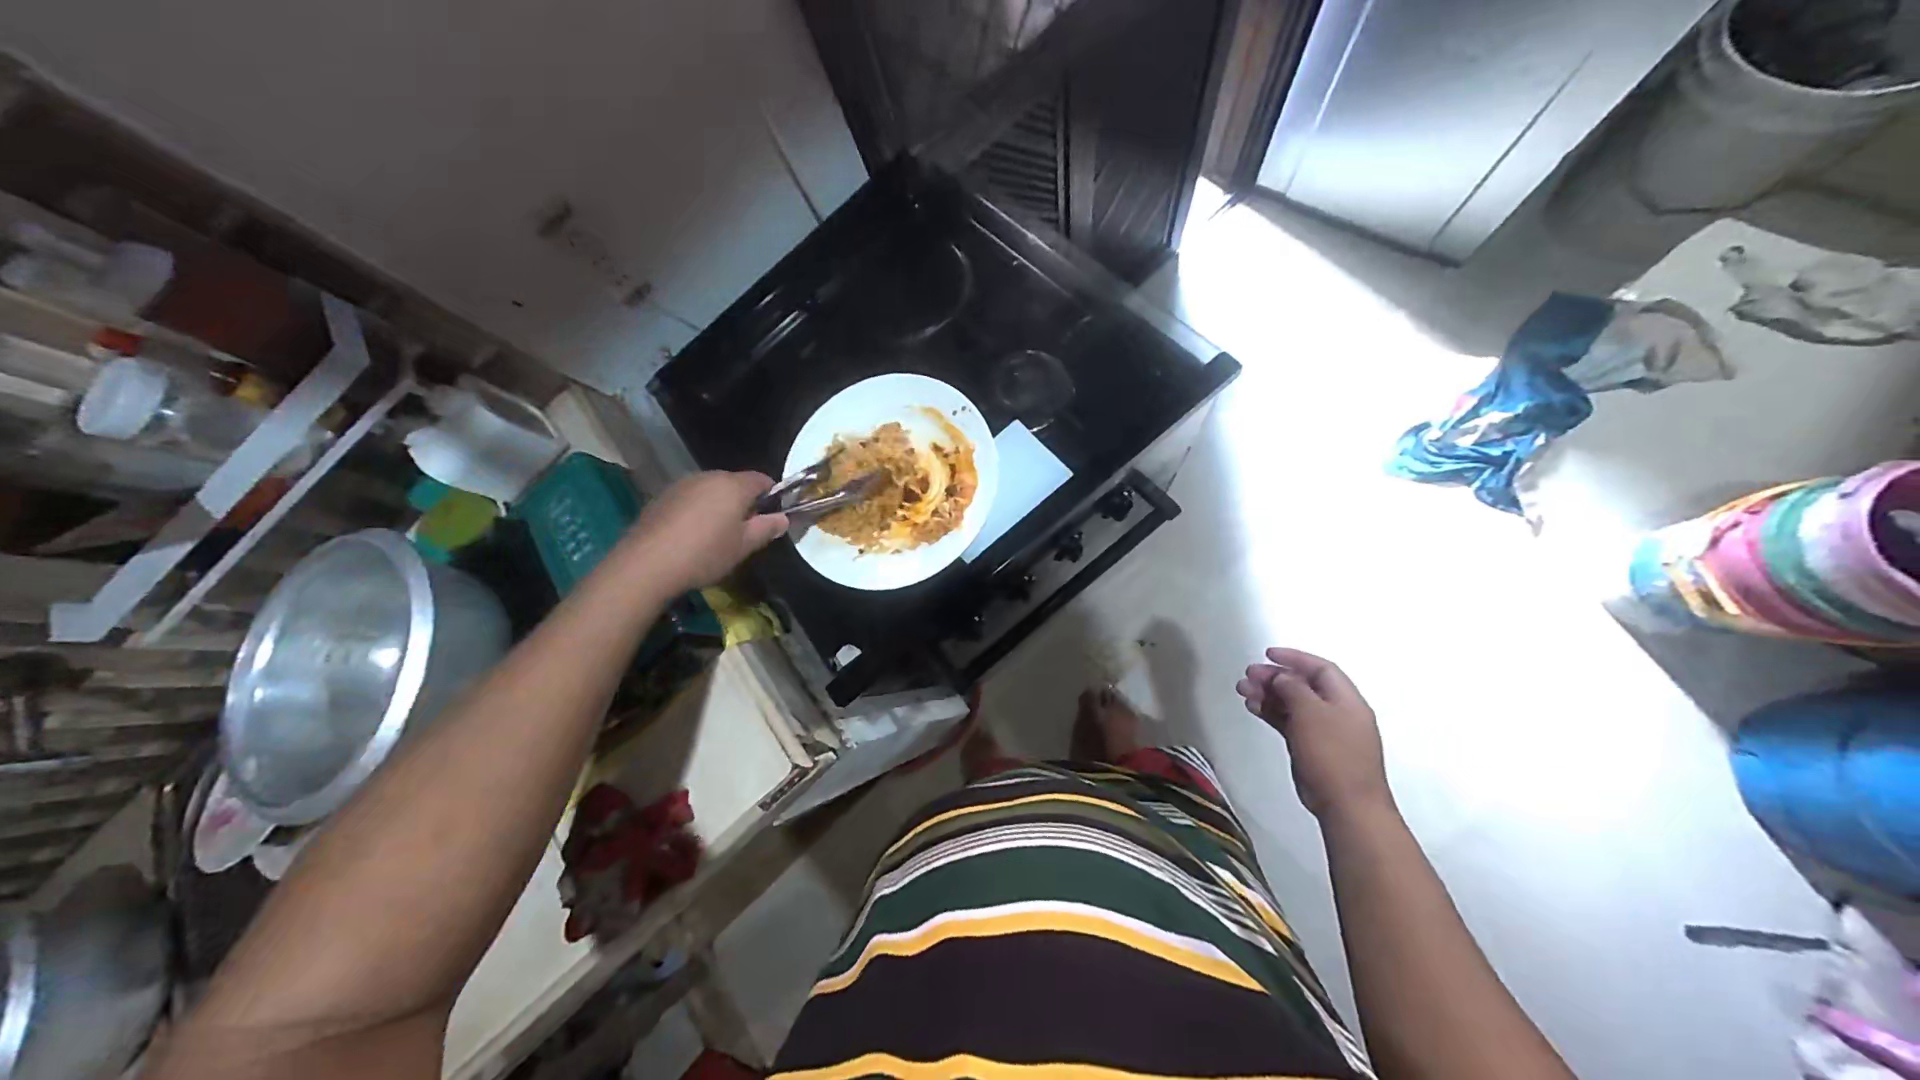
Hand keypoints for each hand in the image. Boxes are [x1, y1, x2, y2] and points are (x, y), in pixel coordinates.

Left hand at [620, 471, 787, 593]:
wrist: (647, 564)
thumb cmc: (705, 554)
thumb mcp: (743, 546)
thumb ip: (766, 529)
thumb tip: (782, 519)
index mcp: (733, 485)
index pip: (761, 479)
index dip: (772, 495)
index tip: (773, 515)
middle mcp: (708, 477)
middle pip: (734, 483)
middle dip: (743, 501)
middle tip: (745, 530)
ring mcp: (682, 485)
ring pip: (710, 490)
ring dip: (718, 505)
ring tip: (716, 535)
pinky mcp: (661, 497)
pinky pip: (689, 499)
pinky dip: (696, 511)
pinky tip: (691, 536)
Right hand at [1235, 647, 1392, 820]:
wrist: (1347, 805)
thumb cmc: (1332, 753)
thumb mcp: (1311, 712)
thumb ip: (1293, 687)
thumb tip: (1281, 675)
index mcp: (1346, 699)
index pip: (1320, 668)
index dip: (1294, 657)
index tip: (1267, 654)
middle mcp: (1337, 711)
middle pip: (1304, 685)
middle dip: (1275, 676)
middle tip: (1248, 675)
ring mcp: (1324, 731)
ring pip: (1293, 703)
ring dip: (1268, 694)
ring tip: (1243, 690)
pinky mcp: (1312, 748)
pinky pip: (1289, 722)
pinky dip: (1272, 712)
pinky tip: (1253, 707)